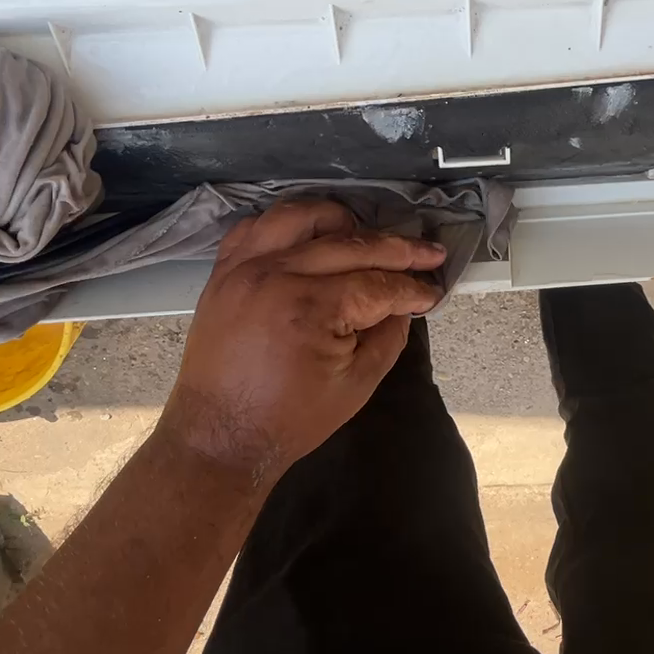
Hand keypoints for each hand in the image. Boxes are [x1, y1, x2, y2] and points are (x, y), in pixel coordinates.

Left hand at [161, 199, 444, 483]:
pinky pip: (258, 226)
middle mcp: (276, 273)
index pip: (378, 284)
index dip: (412, 288)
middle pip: (351, 243)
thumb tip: (405, 301)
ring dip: (342, 221)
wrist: (219, 437)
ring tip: (366, 238)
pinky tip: (312, 237)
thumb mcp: (358, 384)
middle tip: (430, 253)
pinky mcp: (224, 270)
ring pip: (302, 216)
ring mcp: (244, 266)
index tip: (434, 290)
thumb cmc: (291, 418)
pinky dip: (289, 225)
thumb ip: (390, 335)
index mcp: (309, 307)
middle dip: (399, 249)